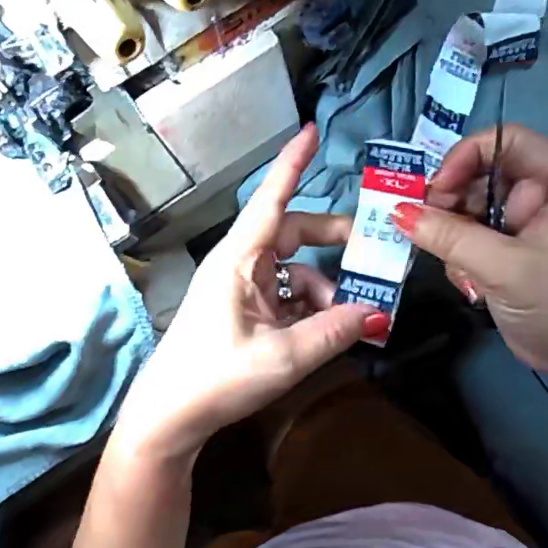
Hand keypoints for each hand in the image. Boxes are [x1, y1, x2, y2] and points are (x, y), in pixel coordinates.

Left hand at [111, 125, 386, 463]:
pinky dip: (312, 308)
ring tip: (351, 319)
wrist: (169, 417)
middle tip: (374, 252)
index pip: (271, 200)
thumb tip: (378, 313)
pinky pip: (288, 295)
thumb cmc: (214, 379)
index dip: (292, 163)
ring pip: (296, 270)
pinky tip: (330, 331)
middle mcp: (240, 263)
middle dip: (334, 242)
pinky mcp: (246, 310)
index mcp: (238, 259)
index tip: (312, 130)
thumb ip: (334, 332)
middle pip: (295, 234)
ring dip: (326, 289)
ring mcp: (242, 287)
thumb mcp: (282, 358)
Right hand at [389, 125, 547, 386]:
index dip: (468, 154)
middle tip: (426, 227)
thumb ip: (452, 238)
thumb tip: (397, 211)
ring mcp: (523, 231)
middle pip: (481, 176)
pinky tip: (469, 286)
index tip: (438, 188)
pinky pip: (470, 243)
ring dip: (452, 235)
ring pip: (469, 212)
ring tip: (456, 267)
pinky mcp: (509, 259)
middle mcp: (539, 200)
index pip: (507, 141)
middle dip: (451, 200)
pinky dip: (459, 259)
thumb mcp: (509, 269)